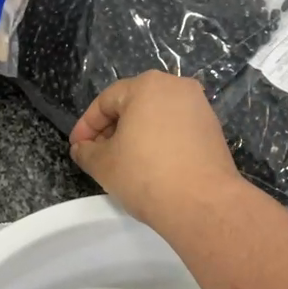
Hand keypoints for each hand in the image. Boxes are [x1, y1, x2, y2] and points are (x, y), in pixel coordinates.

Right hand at [70, 71, 247, 228]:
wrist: (200, 202)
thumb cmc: (144, 175)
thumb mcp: (103, 165)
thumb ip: (86, 152)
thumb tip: (82, 148)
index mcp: (147, 86)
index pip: (106, 101)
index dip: (86, 126)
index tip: (76, 148)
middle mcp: (176, 87)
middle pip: (133, 104)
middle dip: (110, 129)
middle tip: (96, 156)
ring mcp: (198, 106)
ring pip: (154, 117)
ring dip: (133, 136)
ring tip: (121, 163)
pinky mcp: (210, 128)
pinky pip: (174, 129)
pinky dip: (157, 142)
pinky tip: (148, 167)